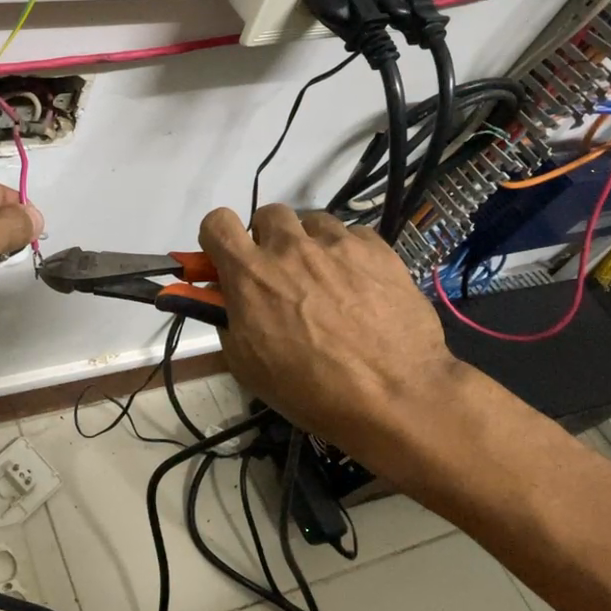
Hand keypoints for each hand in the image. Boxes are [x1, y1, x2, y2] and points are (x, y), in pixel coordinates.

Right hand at [200, 205, 471, 489]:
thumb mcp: (246, 363)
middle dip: (268, 239)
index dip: (218, 237)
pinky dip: (349, 253)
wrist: (393, 395)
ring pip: (313, 222)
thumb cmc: (309, 389)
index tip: (227, 258)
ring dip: (310, 243)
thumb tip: (225, 297)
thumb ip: (227, 319)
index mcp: (250, 274)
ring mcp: (337, 245)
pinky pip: (354, 236)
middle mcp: (291, 248)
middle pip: (268, 214)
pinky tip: (360, 285)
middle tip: (280, 273)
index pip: (217, 222)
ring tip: (325, 279)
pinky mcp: (378, 250)